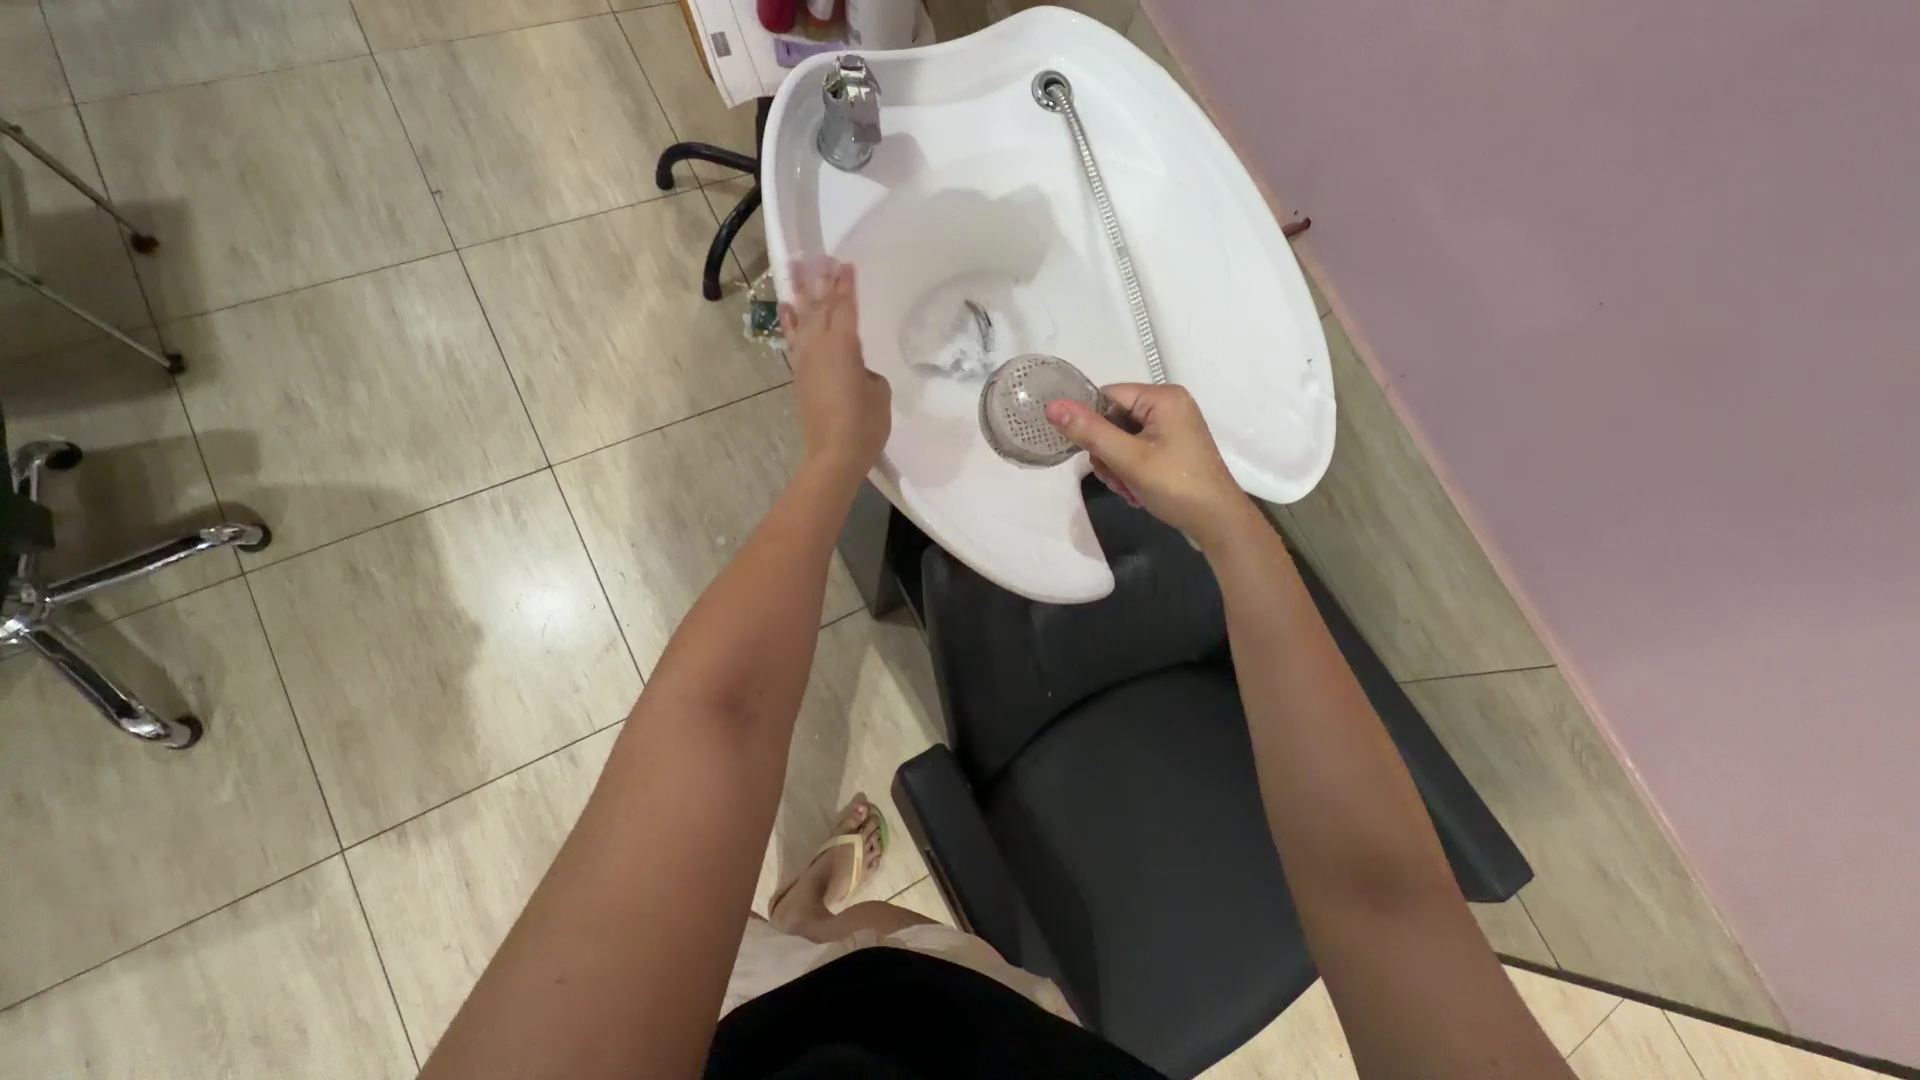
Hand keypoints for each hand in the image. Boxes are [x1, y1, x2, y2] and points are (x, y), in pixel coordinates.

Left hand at [782, 258, 890, 475]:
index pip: (845, 308)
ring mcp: (805, 361)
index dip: (846, 285)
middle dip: (823, 282)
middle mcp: (819, 346)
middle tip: (822, 257)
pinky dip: (789, 321)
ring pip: (802, 319)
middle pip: (821, 306)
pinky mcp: (799, 376)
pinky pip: (793, 340)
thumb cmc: (864, 425)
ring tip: (798, 269)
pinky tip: (787, 307)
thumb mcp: (879, 392)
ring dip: (801, 293)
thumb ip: (866, 371)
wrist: (834, 455)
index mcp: (844, 346)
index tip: (845, 264)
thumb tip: (855, 368)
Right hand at [1045, 383, 1259, 549]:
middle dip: (1107, 453)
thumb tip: (1052, 406)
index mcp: (1162, 397)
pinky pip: (1136, 451)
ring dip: (1117, 467)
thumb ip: (1090, 431)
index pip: (1107, 396)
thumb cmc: (1176, 486)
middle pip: (1113, 419)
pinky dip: (1130, 471)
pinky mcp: (1172, 448)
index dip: (1091, 424)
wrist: (1218, 523)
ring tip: (1129, 488)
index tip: (1089, 454)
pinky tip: (1136, 491)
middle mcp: (1169, 405)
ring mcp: (1172, 428)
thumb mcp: (1128, 459)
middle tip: (1117, 478)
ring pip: (1121, 439)